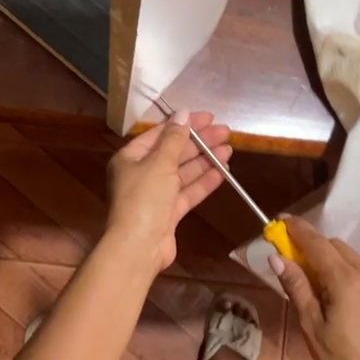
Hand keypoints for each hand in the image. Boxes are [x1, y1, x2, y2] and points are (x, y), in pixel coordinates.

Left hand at [104, 111, 229, 272]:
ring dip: (205, 160)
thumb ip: (174, 139)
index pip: (160, 134)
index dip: (184, 124)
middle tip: (225, 132)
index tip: (208, 117)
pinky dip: (204, 182)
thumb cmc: (144, 198)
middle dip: (199, 142)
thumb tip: (183, 113)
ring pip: (183, 172)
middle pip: (173, 152)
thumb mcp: (159, 163)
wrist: (138, 246)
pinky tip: (223, 171)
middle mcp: (141, 173)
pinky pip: (188, 192)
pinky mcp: (168, 212)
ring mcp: (155, 194)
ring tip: (228, 149)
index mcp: (131, 157)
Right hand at [273, 217, 359, 359]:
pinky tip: (340, 301)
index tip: (279, 221)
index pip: (317, 242)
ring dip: (331, 263)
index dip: (297, 229)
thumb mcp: (313, 327)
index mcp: (346, 280)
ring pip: (352, 260)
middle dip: (313, 248)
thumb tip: (277, 258)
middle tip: (292, 264)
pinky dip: (348, 276)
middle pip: (336, 247)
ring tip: (316, 289)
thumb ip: (297, 287)